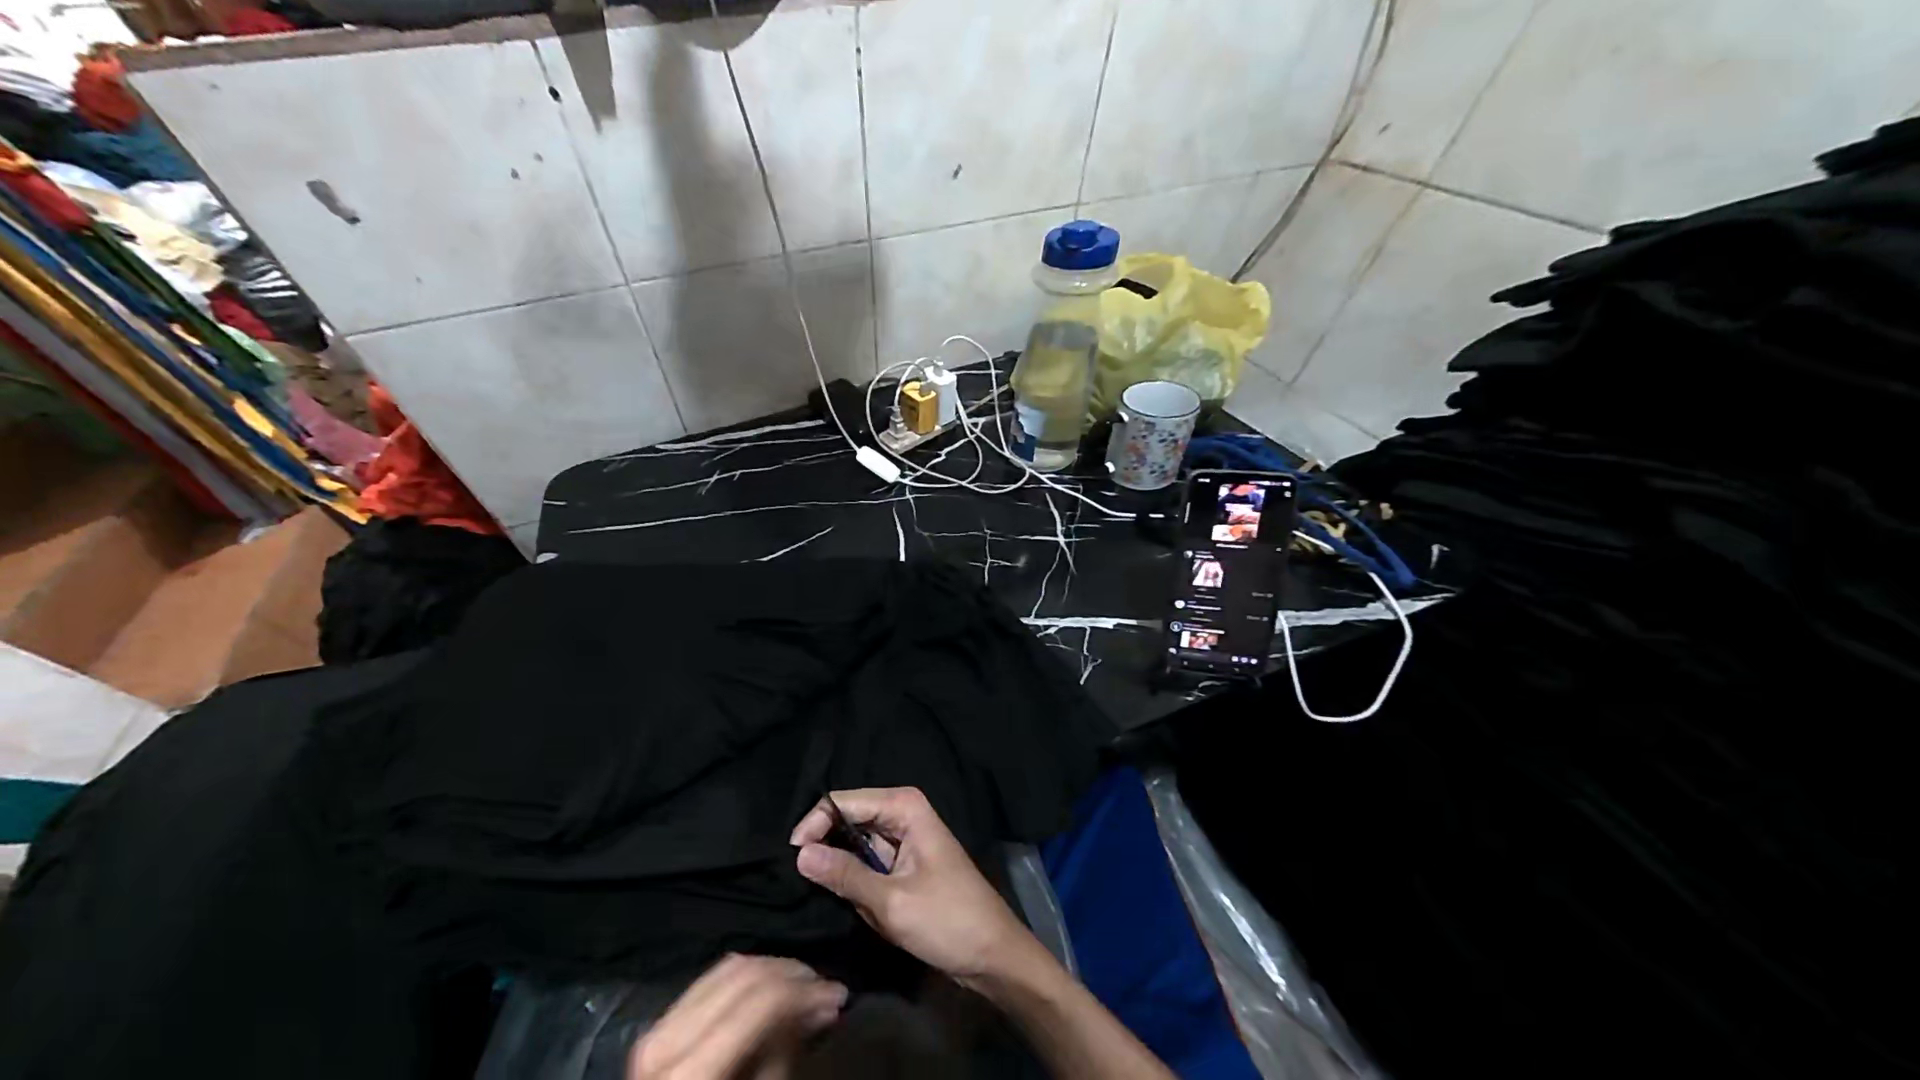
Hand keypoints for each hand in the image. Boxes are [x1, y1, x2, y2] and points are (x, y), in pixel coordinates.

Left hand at [627, 955, 845, 1079]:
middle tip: (827, 987)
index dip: (805, 991)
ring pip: (728, 968)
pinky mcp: (659, 1025)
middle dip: (792, 974)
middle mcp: (666, 1040)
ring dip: (773, 969)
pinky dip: (748, 976)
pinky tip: (773, 987)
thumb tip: (822, 1005)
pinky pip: (711, 980)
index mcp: (690, 1073)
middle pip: (743, 975)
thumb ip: (784, 1054)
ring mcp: (656, 1028)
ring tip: (805, 984)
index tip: (841, 996)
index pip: (760, 1002)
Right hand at [790, 787, 1042, 986]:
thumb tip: (800, 854)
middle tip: (800, 880)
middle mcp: (902, 813)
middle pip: (847, 820)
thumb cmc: (947, 921)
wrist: (992, 954)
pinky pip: (867, 865)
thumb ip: (844, 875)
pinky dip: (857, 884)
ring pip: (854, 845)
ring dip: (842, 871)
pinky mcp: (902, 864)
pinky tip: (854, 905)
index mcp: (904, 807)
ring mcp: (903, 839)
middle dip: (826, 848)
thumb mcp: (891, 901)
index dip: (814, 825)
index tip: (791, 858)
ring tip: (827, 895)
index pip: (843, 801)